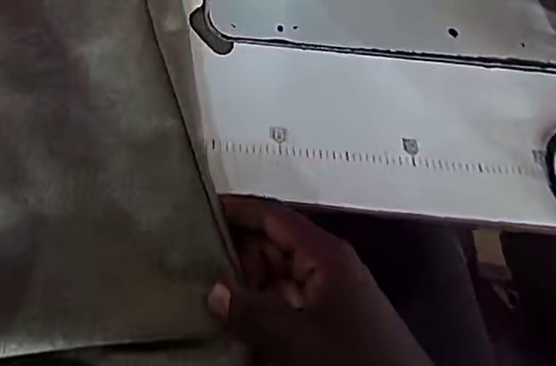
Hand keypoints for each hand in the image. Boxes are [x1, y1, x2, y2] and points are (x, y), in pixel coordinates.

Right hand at [210, 196, 431, 365]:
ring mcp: (330, 297)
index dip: (237, 209)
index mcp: (323, 254)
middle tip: (199, 263)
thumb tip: (214, 291)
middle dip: (238, 254)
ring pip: (277, 278)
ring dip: (248, 287)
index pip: (272, 215)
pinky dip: (264, 311)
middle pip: (271, 245)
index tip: (203, 206)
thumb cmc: (355, 365)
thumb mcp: (298, 342)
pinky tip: (240, 325)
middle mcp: (326, 267)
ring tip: (212, 295)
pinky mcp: (332, 326)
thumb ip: (252, 313)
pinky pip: (288, 306)